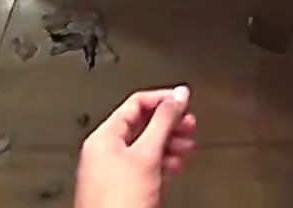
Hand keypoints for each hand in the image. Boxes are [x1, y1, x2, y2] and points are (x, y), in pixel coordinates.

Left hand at [76, 87, 197, 207]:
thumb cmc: (118, 204)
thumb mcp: (148, 154)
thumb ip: (165, 119)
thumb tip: (179, 94)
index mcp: (104, 138)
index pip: (137, 102)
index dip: (163, 98)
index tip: (184, 100)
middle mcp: (104, 153)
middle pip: (143, 124)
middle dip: (170, 124)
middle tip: (188, 124)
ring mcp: (111, 174)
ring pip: (146, 146)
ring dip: (170, 143)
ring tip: (186, 147)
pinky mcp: (120, 191)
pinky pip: (144, 166)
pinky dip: (162, 162)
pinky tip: (173, 166)